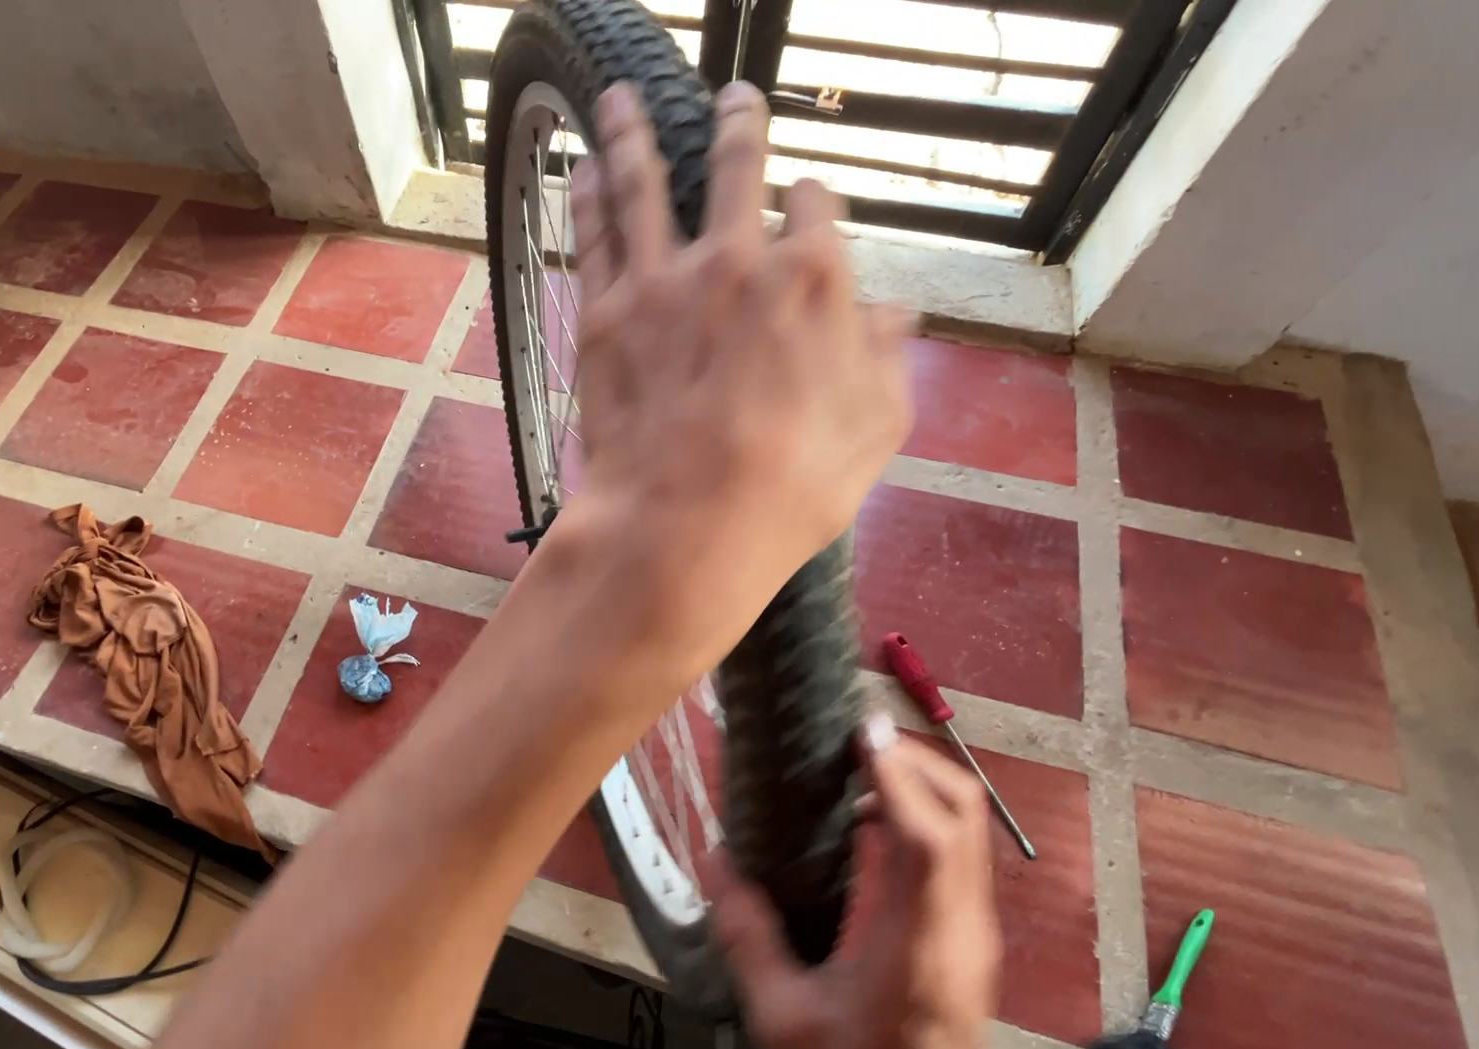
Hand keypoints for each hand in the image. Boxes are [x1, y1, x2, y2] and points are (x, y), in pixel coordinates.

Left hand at [555, 81, 912, 646]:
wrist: (684, 522)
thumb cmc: (792, 484)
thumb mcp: (875, 427)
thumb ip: (885, 358)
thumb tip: (897, 314)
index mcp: (811, 278)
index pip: (815, 211)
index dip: (812, 208)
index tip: (806, 211)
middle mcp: (733, 258)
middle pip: (733, 168)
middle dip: (738, 127)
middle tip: (733, 100)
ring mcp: (660, 281)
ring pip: (645, 183)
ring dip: (634, 132)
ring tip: (621, 96)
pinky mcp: (604, 314)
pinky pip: (594, 237)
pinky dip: (587, 196)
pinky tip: (582, 168)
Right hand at [709, 716, 1000, 1048]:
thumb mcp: (784, 1016)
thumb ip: (747, 937)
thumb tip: (714, 862)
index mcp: (917, 946)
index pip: (928, 842)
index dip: (899, 779)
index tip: (863, 735)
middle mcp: (961, 927)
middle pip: (964, 816)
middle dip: (915, 762)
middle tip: (858, 741)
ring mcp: (975, 927)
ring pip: (970, 826)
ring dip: (922, 782)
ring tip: (863, 767)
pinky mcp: (974, 930)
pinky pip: (960, 847)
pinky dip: (925, 811)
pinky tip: (874, 818)